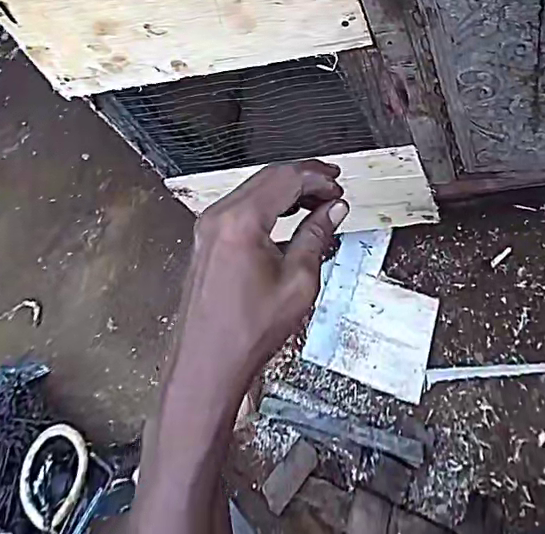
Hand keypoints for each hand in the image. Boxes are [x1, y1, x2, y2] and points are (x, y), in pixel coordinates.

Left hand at [168, 160, 348, 401]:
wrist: (206, 368)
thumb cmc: (244, 334)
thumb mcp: (298, 283)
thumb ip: (317, 236)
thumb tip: (332, 211)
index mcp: (241, 222)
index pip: (286, 178)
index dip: (318, 178)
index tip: (337, 186)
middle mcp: (219, 217)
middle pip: (269, 176)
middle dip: (305, 177)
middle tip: (332, 185)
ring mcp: (209, 227)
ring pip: (255, 187)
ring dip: (287, 188)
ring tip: (317, 199)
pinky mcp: (207, 239)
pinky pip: (241, 205)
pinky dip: (269, 202)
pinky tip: (289, 213)